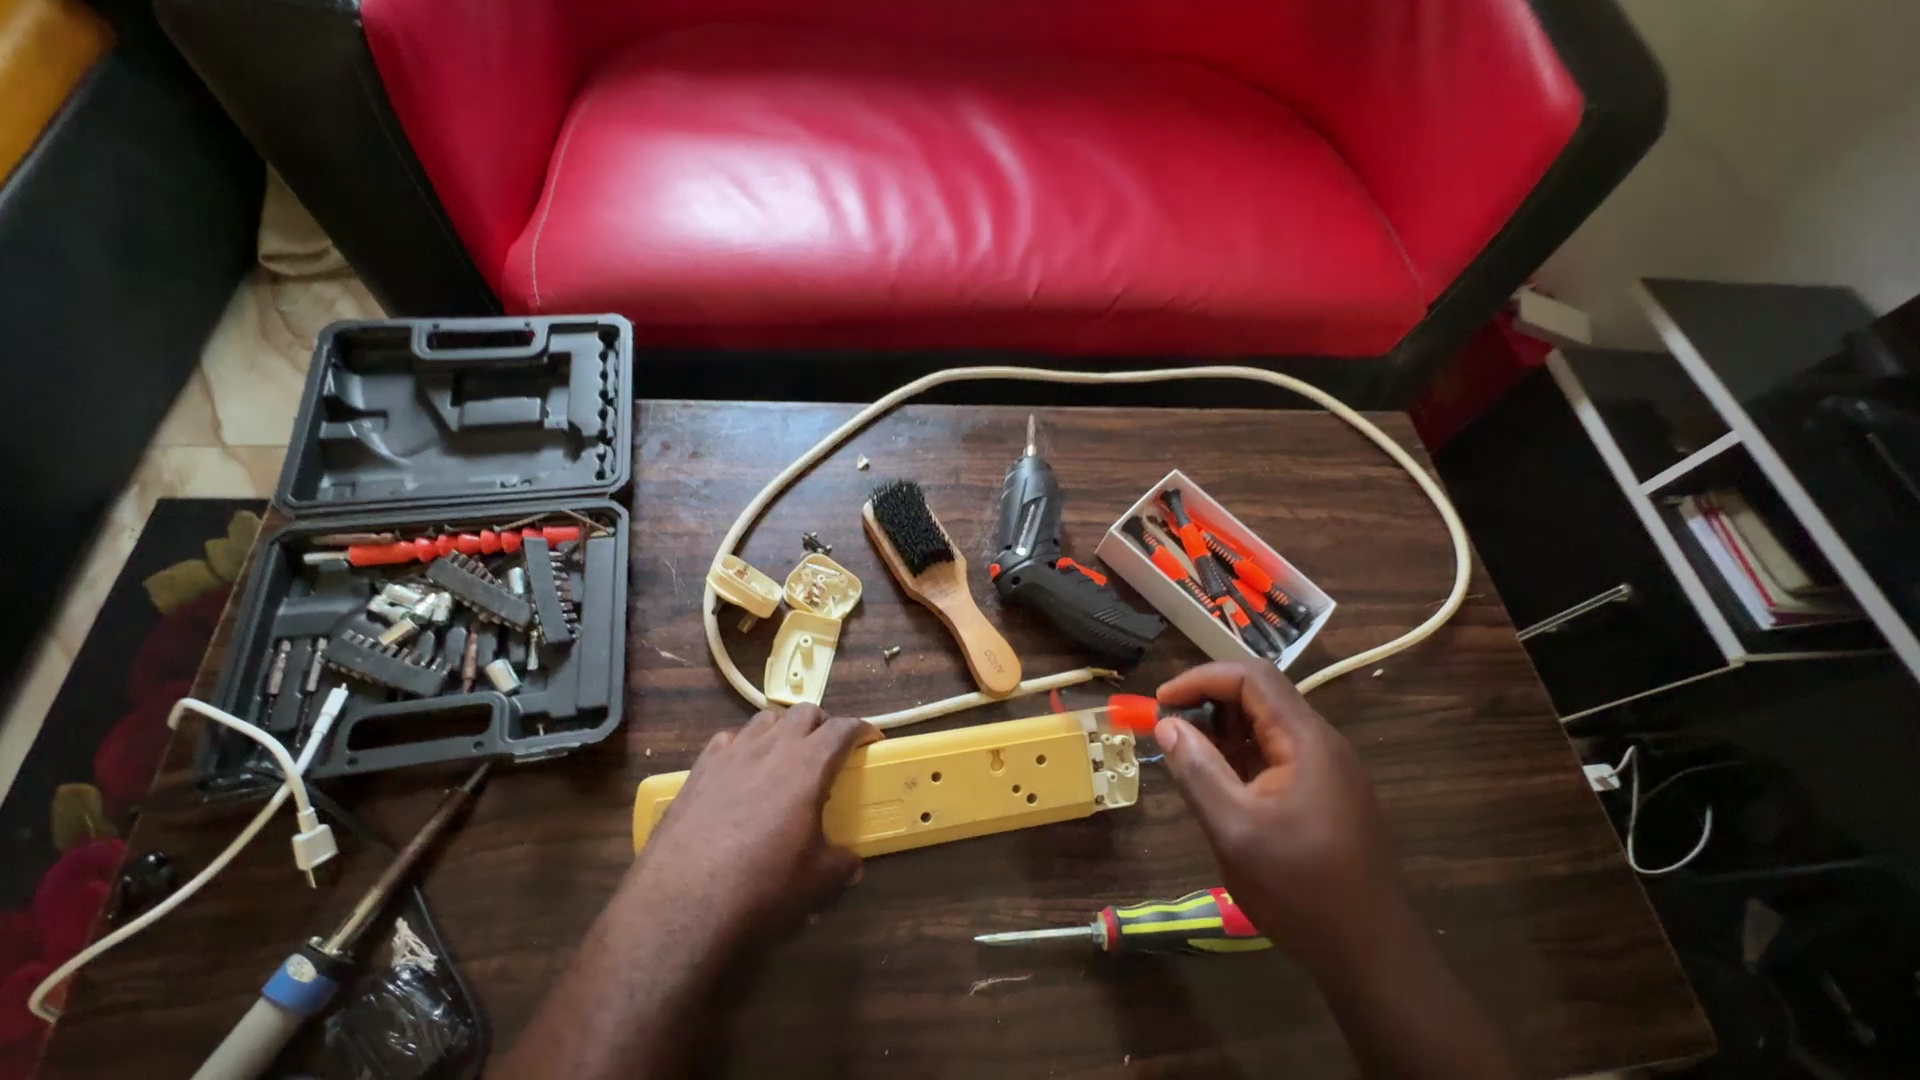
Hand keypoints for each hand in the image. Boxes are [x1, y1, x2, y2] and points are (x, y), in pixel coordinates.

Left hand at [629, 704, 880, 949]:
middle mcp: (771, 748)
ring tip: (785, 758)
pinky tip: (740, 773)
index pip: (843, 728)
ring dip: (782, 731)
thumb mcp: (817, 882)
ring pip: (764, 720)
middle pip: (804, 712)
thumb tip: (853, 866)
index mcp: (808, 766)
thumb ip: (841, 866)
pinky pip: (728, 740)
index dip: (861, 730)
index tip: (869, 740)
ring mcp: (730, 754)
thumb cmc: (762, 887)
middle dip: (822, 725)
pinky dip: (743, 747)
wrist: (683, 903)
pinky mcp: (698, 770)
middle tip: (828, 752)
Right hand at [1155, 661, 1402, 968]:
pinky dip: (1242, 755)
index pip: (1252, 677)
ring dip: (1224, 730)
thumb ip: (1198, 771)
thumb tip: (1167, 725)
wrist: (1369, 952)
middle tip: (1169, 731)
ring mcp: (1329, 769)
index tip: (1160, 704)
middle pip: (1262, 695)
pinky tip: (1220, 784)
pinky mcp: (1327, 794)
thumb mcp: (1235, 830)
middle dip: (1209, 703)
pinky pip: (1278, 754)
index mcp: (1307, 741)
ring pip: (1269, 725)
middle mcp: (1323, 743)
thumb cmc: (1299, 888)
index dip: (1200, 679)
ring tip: (1187, 757)